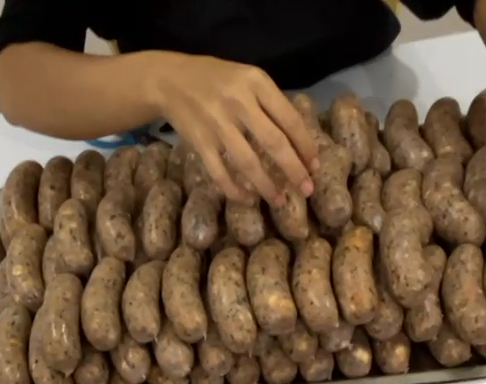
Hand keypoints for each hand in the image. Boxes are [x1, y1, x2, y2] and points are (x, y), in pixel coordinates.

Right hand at [142, 53, 319, 205]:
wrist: (170, 80)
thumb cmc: (216, 80)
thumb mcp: (246, 79)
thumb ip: (269, 103)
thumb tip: (297, 140)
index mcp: (256, 83)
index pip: (289, 119)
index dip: (305, 145)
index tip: (315, 166)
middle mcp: (239, 102)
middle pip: (274, 143)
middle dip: (294, 170)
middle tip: (306, 190)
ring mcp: (218, 124)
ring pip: (248, 162)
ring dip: (267, 186)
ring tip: (279, 201)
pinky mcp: (200, 143)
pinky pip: (220, 173)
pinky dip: (234, 190)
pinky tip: (247, 200)